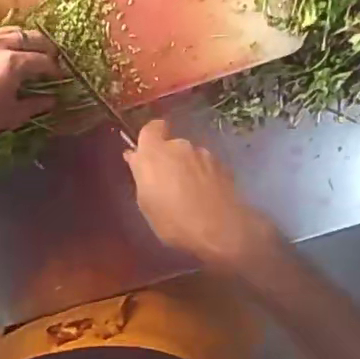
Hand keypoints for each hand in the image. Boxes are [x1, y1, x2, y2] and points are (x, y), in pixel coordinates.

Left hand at [0, 27, 60, 149]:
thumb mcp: (12, 114)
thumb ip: (36, 104)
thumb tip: (53, 99)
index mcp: (13, 63)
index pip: (44, 60)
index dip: (55, 69)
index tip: (60, 77)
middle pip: (33, 38)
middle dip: (47, 49)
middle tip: (52, 61)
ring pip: (16, 31)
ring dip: (29, 41)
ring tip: (35, 53)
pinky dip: (9, 39)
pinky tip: (12, 50)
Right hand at [124, 118, 281, 267]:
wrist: (220, 231)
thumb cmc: (172, 220)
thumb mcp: (145, 202)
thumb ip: (140, 174)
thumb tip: (136, 157)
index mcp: (154, 152)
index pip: (151, 128)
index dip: (149, 138)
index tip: (146, 154)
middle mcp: (179, 146)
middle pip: (171, 145)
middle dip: (168, 159)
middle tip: (166, 183)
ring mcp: (204, 155)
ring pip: (190, 156)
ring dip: (187, 169)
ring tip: (189, 194)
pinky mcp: (223, 166)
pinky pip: (205, 167)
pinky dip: (203, 177)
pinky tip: (204, 198)